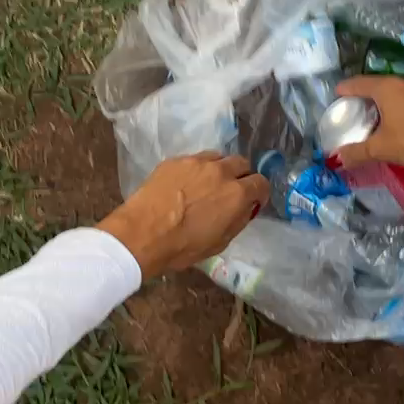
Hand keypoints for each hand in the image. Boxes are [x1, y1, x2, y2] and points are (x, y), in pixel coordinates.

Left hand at [97, 153, 268, 281]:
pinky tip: (185, 183)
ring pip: (218, 157)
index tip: (253, 201)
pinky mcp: (175, 160)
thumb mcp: (220, 242)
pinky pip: (194, 159)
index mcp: (236, 194)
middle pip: (242, 162)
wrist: (142, 233)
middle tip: (231, 190)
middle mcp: (221, 171)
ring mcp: (197, 162)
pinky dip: (196, 169)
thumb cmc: (183, 246)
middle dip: (241, 175)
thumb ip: (238, 220)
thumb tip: (246, 207)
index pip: (261, 183)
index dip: (259, 193)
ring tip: (207, 183)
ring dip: (219, 168)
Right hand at [326, 77, 403, 180]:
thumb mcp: (383, 149)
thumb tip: (335, 159)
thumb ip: (357, 153)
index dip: (347, 88)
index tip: (338, 92)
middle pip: (383, 85)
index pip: (360, 83)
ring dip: (394, 101)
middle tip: (361, 108)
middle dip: (371, 95)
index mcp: (388, 88)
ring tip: (388, 116)